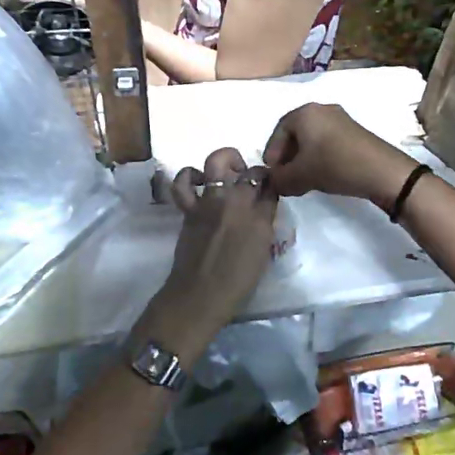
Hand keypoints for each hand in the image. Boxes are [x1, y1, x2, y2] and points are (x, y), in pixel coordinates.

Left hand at [139, 148, 277, 353]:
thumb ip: (263, 226)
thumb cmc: (237, 282)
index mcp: (261, 219)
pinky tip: (195, 180)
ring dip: (225, 160)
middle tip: (250, 180)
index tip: (268, 188)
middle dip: (255, 170)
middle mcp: (238, 204)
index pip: (272, 188)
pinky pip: (183, 183)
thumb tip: (260, 210)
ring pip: (218, 162)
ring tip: (227, 170)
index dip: (271, 184)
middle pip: (252, 172)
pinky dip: (187, 176)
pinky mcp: (189, 208)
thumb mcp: (262, 252)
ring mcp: (211, 202)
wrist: (202, 293)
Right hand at [263, 103, 416, 207]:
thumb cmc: (334, 165)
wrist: (383, 172)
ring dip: (303, 158)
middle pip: (295, 133)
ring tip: (302, 178)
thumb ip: (279, 179)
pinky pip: (327, 141)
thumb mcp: (299, 176)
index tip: (272, 173)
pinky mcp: (354, 132)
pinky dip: (319, 156)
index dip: (272, 154)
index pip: (278, 132)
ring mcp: (341, 119)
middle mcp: (321, 109)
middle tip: (285, 176)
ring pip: (311, 138)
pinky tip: (321, 173)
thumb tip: (272, 182)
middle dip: (287, 156)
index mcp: (305, 112)